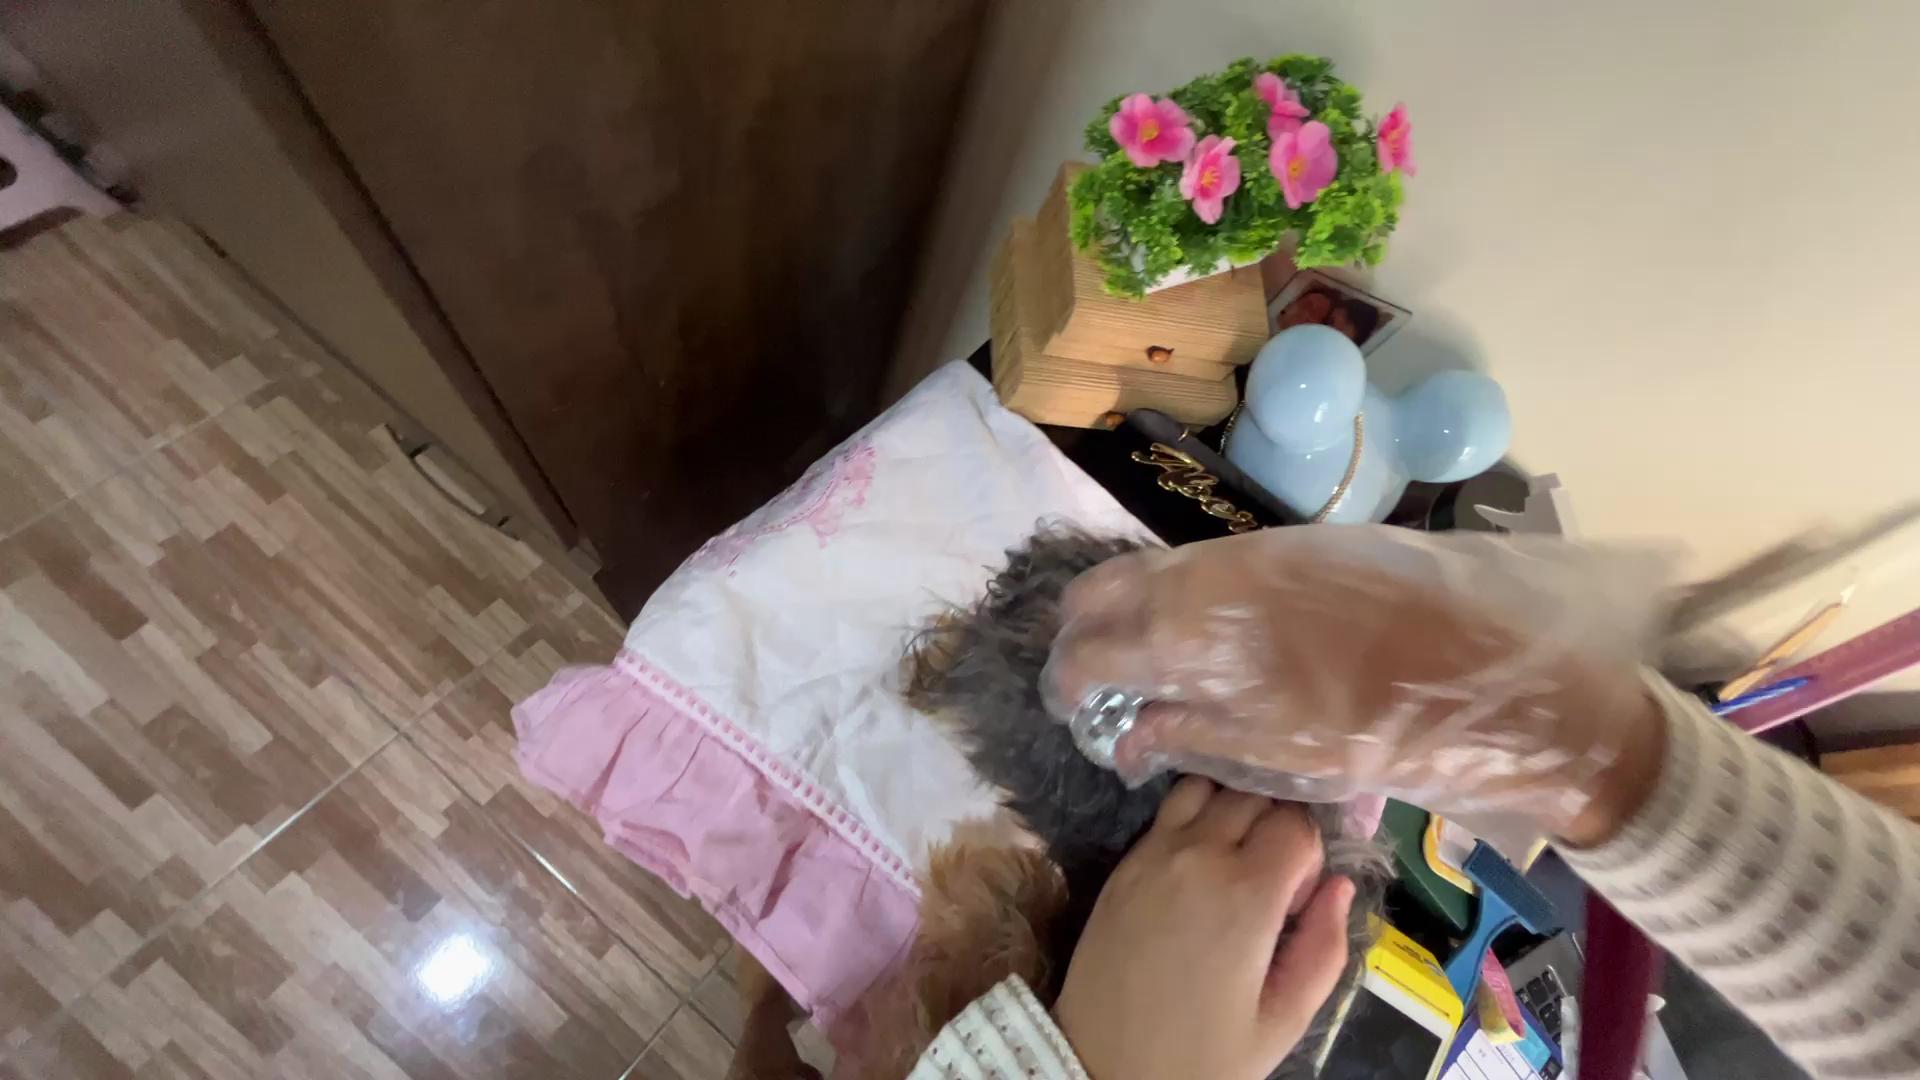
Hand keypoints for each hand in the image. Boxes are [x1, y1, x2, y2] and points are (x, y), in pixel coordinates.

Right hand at [1043, 526, 1666, 840]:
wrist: (1488, 661)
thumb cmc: (1378, 727)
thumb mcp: (1276, 753)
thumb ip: (1185, 733)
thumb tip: (1121, 740)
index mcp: (1192, 639)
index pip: (1090, 648)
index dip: (1067, 680)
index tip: (1070, 706)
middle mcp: (1197, 580)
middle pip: (1097, 588)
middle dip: (1078, 632)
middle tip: (1093, 676)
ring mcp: (1232, 553)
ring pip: (1141, 568)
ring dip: (1121, 609)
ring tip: (1138, 656)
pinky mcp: (1268, 543)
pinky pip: (1187, 562)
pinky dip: (1165, 593)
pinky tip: (1191, 628)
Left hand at [1053, 778, 1356, 1079]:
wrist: (1104, 1060)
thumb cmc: (1201, 1054)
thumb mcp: (1282, 1020)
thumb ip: (1323, 947)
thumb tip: (1339, 883)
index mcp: (1245, 892)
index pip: (1295, 822)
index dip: (1310, 850)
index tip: (1301, 889)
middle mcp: (1198, 852)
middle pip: (1252, 795)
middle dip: (1275, 821)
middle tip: (1275, 870)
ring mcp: (1155, 848)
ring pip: (1206, 786)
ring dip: (1231, 804)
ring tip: (1237, 850)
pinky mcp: (1127, 856)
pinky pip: (1167, 808)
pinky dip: (1194, 811)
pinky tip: (1201, 850)